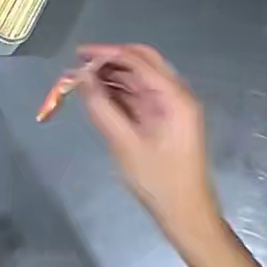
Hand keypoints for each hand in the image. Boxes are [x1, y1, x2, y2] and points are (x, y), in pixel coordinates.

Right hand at [73, 44, 222, 243]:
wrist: (187, 214)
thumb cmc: (158, 180)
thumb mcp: (124, 143)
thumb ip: (101, 106)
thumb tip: (81, 76)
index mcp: (174, 94)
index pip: (138, 59)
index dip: (107, 53)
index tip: (79, 53)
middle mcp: (177, 93)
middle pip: (143, 61)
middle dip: (111, 58)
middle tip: (81, 62)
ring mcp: (174, 105)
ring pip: (142, 77)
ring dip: (115, 74)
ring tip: (84, 78)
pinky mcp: (168, 118)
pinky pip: (144, 94)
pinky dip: (123, 91)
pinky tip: (101, 94)